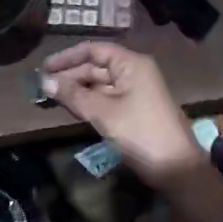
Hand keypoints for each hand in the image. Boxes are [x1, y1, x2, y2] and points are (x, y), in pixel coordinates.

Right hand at [42, 41, 205, 185]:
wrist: (179, 171)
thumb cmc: (141, 133)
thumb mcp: (103, 113)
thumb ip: (73, 95)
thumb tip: (45, 82)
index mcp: (131, 64)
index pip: (93, 50)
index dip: (67, 57)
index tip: (44, 68)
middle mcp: (134, 72)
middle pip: (95, 67)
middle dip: (70, 76)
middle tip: (43, 87)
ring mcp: (136, 92)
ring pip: (99, 84)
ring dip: (77, 90)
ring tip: (52, 98)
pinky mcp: (135, 110)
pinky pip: (106, 98)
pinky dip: (89, 102)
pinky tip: (72, 108)